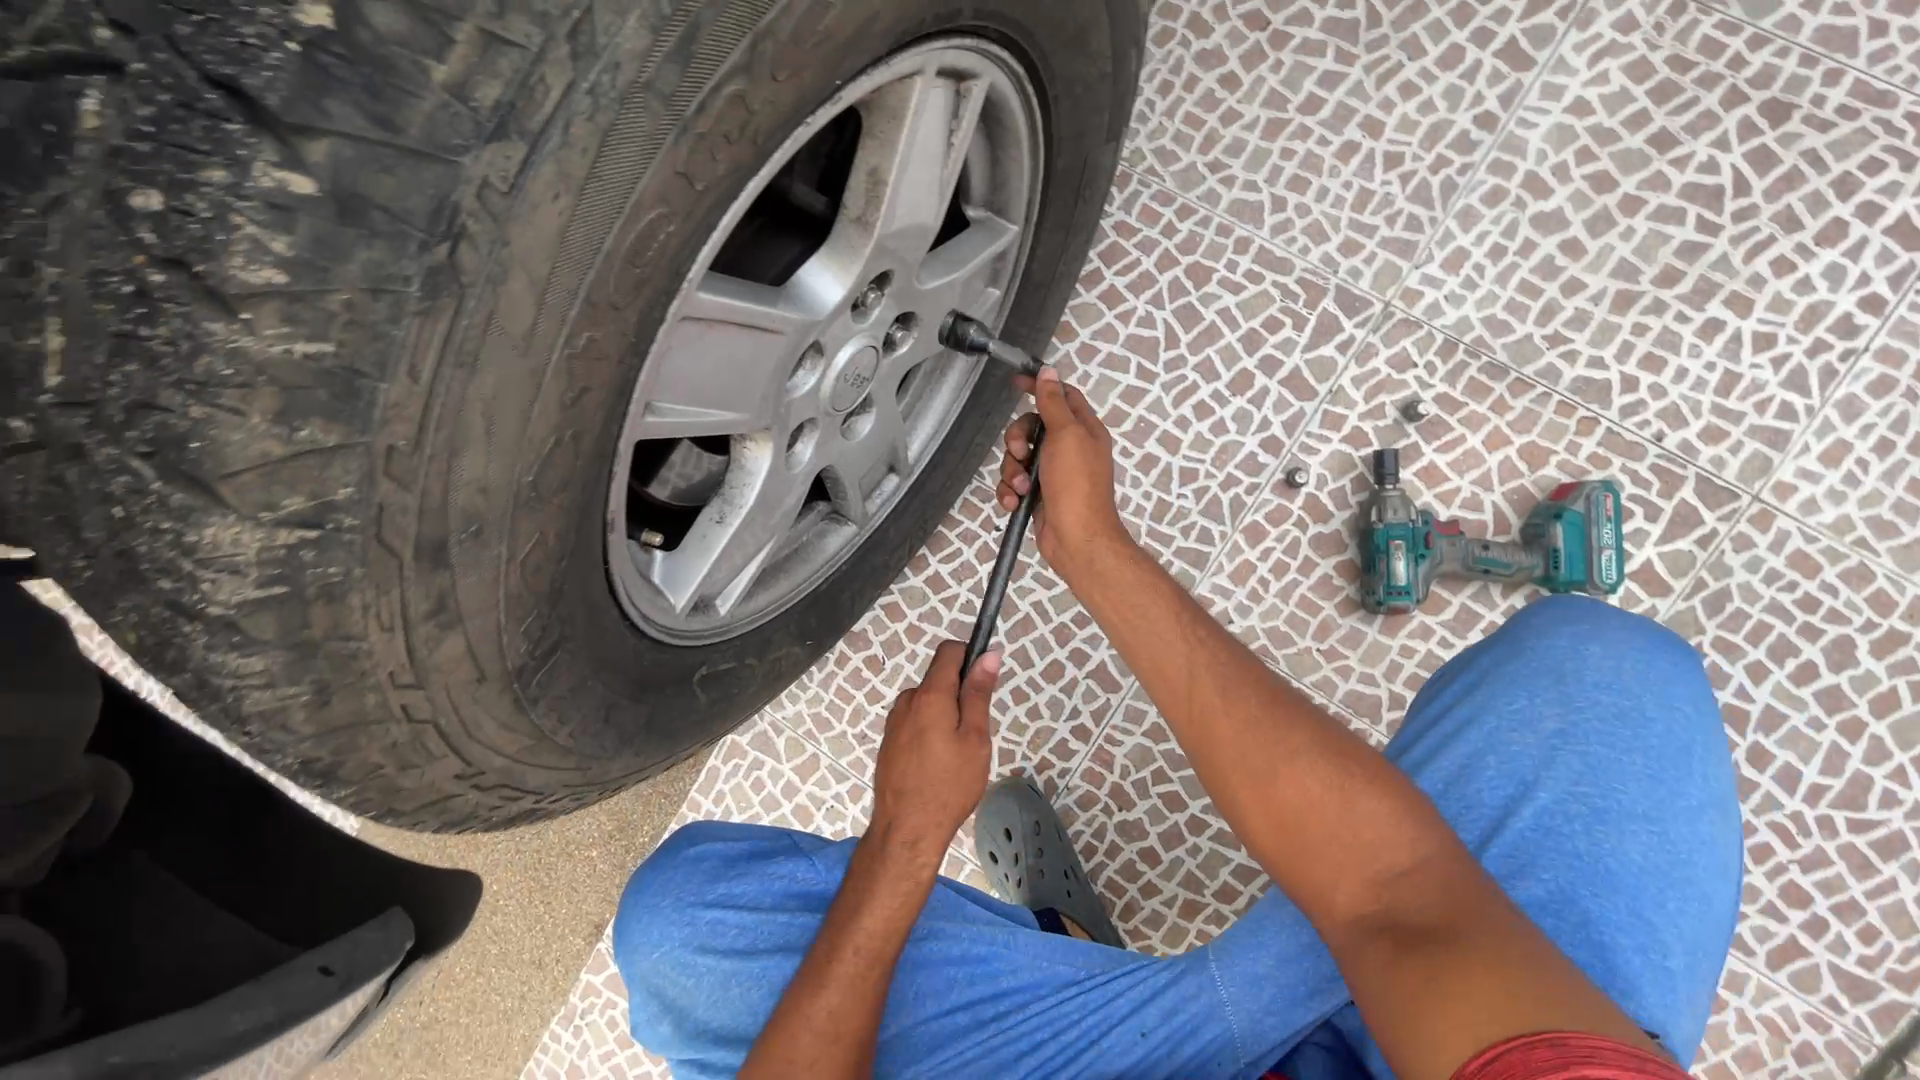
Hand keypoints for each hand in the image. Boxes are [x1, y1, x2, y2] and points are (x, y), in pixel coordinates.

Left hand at [868, 641, 1000, 859]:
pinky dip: (930, 732)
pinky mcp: (889, 742)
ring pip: (927, 703)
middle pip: (938, 679)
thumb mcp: (975, 738)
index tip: (985, 682)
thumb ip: (979, 693)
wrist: (907, 829)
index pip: (949, 652)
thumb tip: (989, 654)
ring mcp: (894, 722)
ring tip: (957, 755)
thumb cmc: (949, 784)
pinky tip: (937, 765)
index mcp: (930, 695)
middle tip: (974, 734)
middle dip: (960, 696)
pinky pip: (915, 722)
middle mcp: (907, 701)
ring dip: (945, 716)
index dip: (970, 656)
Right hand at [996, 366, 1130, 584]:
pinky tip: (1015, 502)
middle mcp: (1068, 449)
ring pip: (1017, 458)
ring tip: (1023, 487)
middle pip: (1031, 427)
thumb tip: (1049, 371)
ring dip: (1013, 471)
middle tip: (1020, 452)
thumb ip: (1054, 403)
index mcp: (1083, 430)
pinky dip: (1011, 492)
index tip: (1016, 383)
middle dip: (1017, 439)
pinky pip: (1013, 484)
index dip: (1040, 387)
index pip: (1060, 396)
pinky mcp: (1036, 496)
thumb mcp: (1066, 435)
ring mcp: (1051, 474)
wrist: (1075, 538)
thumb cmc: (1076, 484)